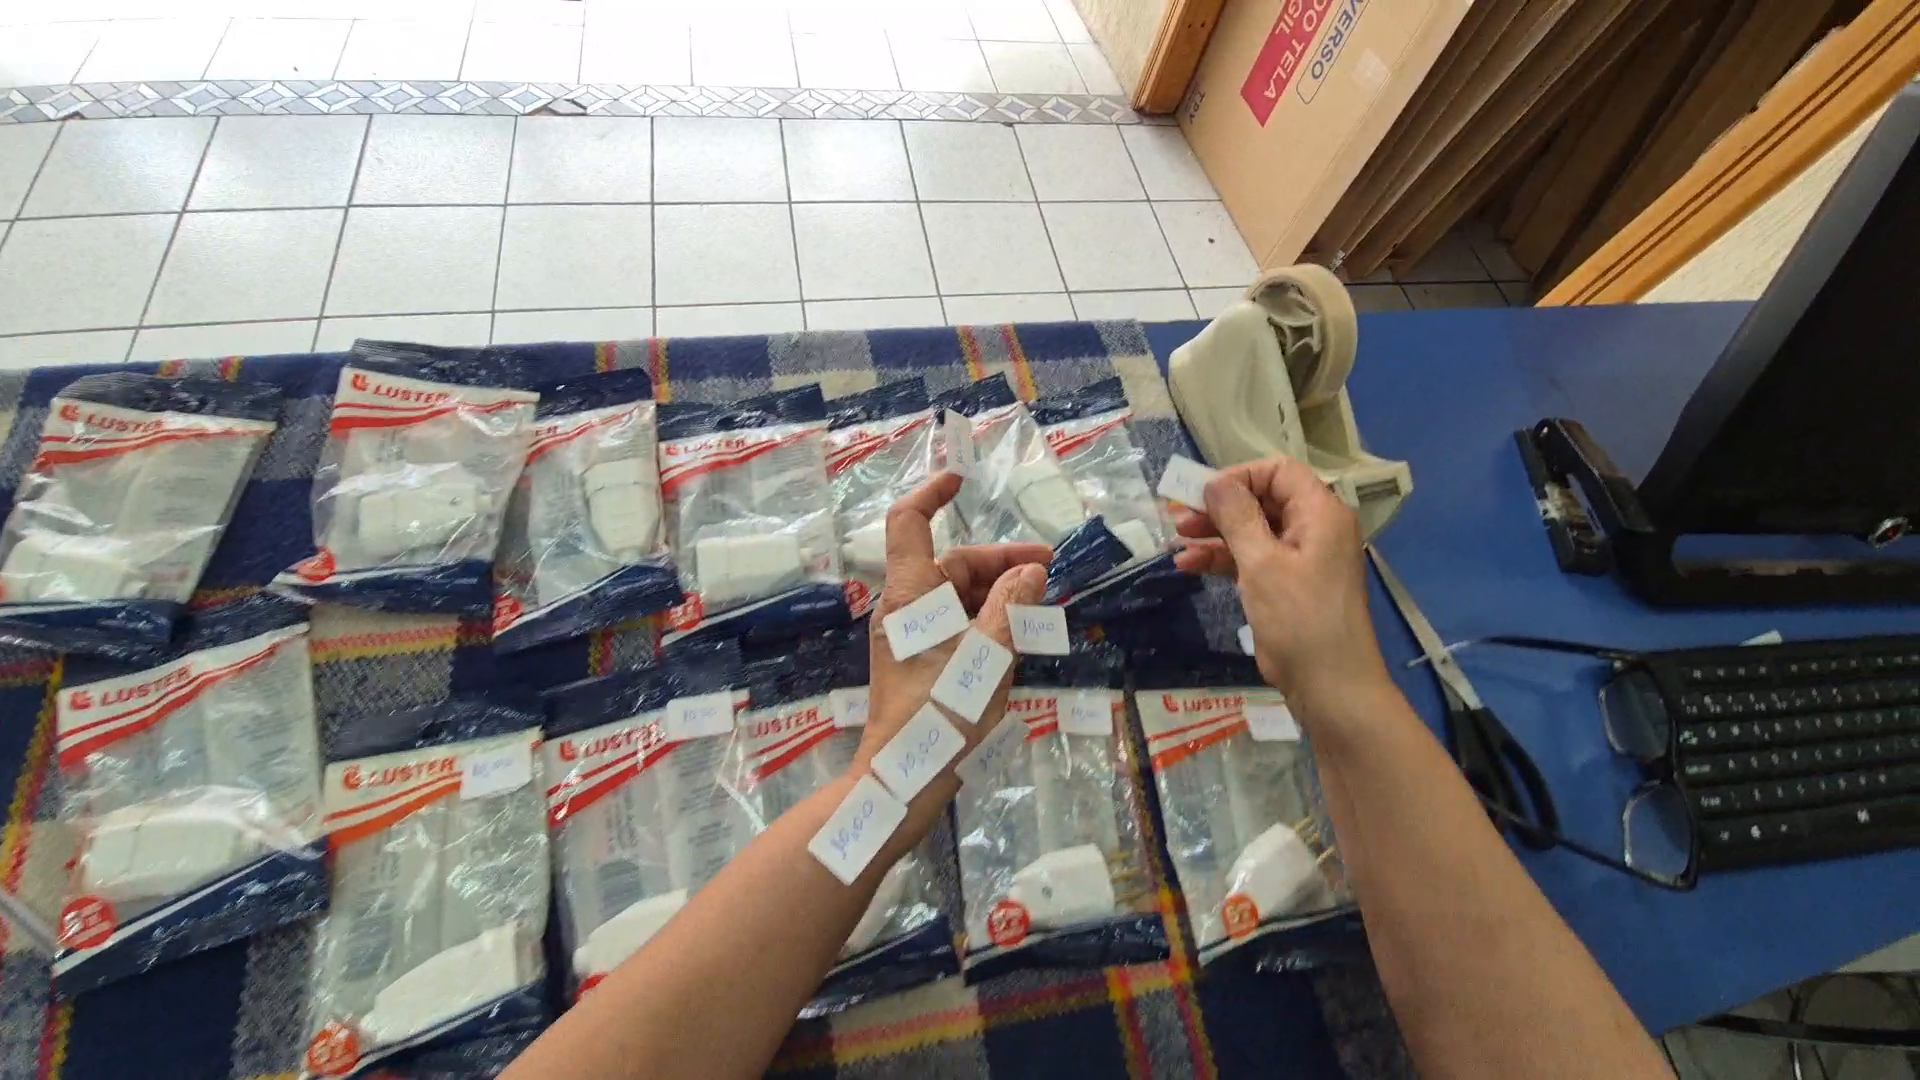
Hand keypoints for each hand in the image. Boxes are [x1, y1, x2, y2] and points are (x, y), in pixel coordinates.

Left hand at [857, 473, 1048, 836]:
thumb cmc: (942, 715)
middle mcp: (906, 609)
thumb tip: (1032, 571)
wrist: (904, 781)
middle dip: (1001, 561)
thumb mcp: (987, 656)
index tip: (964, 479)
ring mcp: (912, 638)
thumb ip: (1011, 608)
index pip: (909, 523)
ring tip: (1044, 604)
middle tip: (1050, 570)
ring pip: (959, 596)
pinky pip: (958, 625)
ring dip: (1000, 593)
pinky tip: (1021, 633)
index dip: (933, 493)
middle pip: (951, 564)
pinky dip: (988, 621)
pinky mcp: (922, 663)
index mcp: (910, 595)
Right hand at [1171, 456, 1390, 710]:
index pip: (1278, 472)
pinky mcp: (1285, 585)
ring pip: (1251, 531)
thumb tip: (1214, 482)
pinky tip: (1189, 565)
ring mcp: (1299, 559)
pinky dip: (1221, 560)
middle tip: (1177, 517)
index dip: (1238, 477)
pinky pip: (1250, 559)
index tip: (1201, 493)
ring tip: (1177, 542)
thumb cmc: (1299, 618)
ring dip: (1214, 534)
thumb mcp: (1262, 562)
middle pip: (1261, 501)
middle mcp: (1313, 529)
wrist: (1329, 685)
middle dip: (1218, 507)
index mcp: (1320, 514)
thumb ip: (1237, 517)